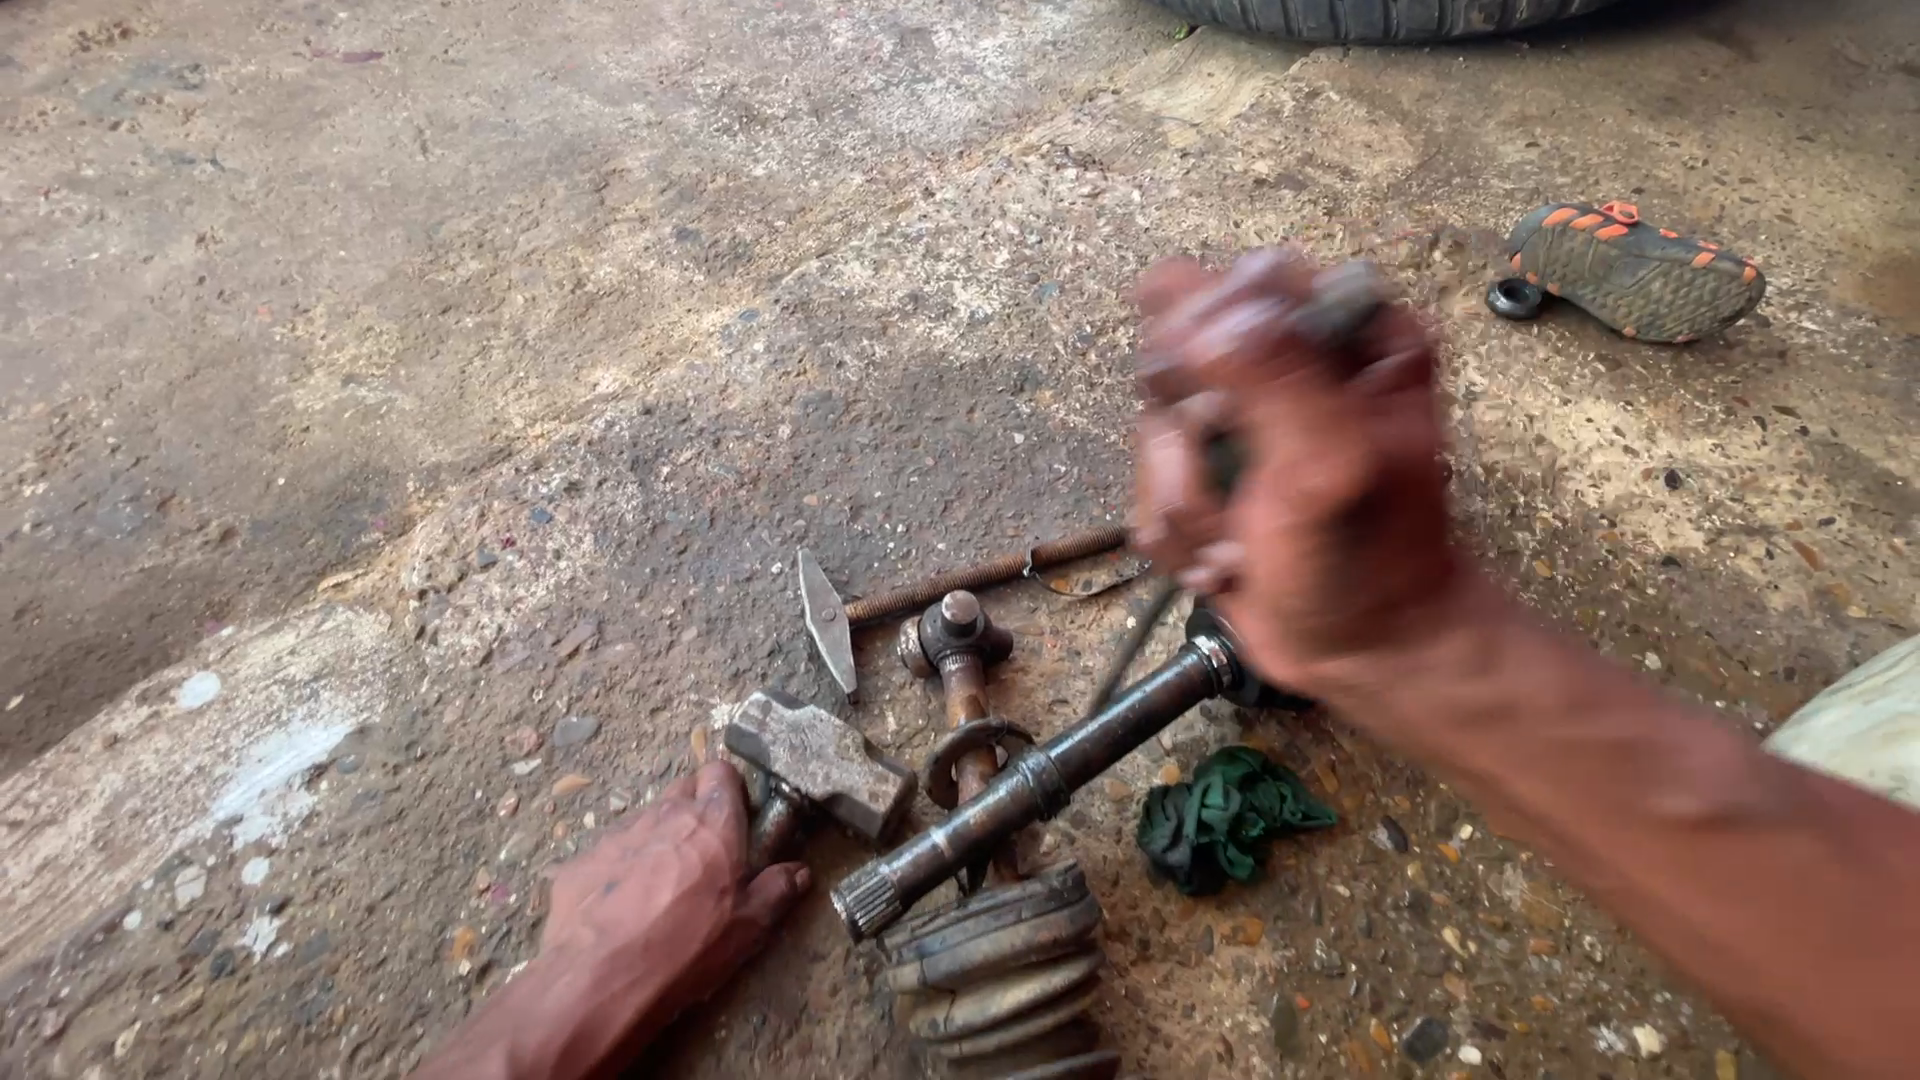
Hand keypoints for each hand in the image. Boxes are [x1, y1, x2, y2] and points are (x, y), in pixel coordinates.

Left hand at [542, 761, 809, 1029]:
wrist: (595, 981)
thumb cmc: (684, 947)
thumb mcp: (746, 929)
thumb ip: (776, 892)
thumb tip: (799, 872)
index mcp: (713, 821)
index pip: (722, 771)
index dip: (729, 789)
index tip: (736, 817)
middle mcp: (667, 814)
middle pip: (684, 789)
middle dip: (695, 810)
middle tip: (703, 852)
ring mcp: (619, 835)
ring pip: (647, 820)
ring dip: (658, 839)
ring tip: (659, 885)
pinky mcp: (581, 861)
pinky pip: (610, 852)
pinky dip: (618, 868)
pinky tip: (618, 909)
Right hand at [1131, 247, 1460, 695]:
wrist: (1359, 650)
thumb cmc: (1368, 560)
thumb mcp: (1334, 465)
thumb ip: (1276, 377)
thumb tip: (1194, 314)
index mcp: (1347, 340)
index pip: (1250, 280)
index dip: (1210, 333)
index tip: (1214, 405)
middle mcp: (1284, 371)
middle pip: (1176, 356)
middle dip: (1188, 444)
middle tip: (1222, 484)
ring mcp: (1236, 427)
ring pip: (1151, 431)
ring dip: (1184, 505)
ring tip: (1233, 549)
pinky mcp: (1203, 476)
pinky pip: (1146, 485)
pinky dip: (1176, 535)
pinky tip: (1222, 564)